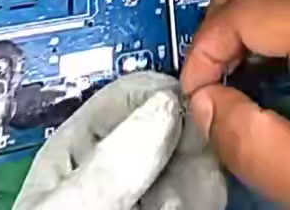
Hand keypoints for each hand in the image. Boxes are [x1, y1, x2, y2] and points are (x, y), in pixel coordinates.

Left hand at [15, 72, 223, 209]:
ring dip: (201, 170)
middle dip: (189, 134)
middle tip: (199, 149)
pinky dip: (206, 196)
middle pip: (173, 122)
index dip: (165, 90)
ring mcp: (151, 197)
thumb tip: (165, 106)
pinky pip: (205, 196)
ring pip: (196, 160)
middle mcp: (122, 164)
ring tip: (188, 191)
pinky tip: (195, 203)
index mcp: (82, 147)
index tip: (193, 102)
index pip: (133, 93)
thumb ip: (112, 163)